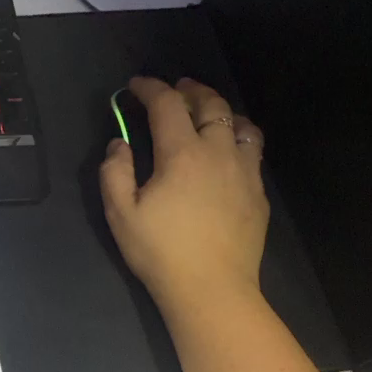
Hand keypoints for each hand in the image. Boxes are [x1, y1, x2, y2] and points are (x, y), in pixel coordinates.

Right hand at [99, 77, 268, 312]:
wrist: (210, 286)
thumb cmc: (159, 251)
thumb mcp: (120, 214)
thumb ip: (114, 173)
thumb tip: (119, 144)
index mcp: (181, 154)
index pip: (167, 106)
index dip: (150, 89)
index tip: (136, 85)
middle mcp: (218, 152)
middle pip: (210, 105)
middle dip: (190, 90)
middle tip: (175, 87)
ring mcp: (244, 170)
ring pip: (239, 123)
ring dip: (220, 110)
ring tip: (207, 112)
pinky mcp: (257, 190)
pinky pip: (251, 149)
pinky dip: (237, 136)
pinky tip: (228, 148)